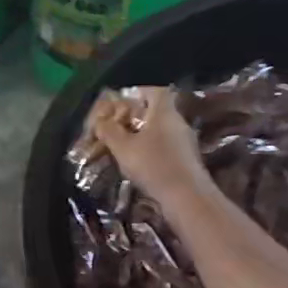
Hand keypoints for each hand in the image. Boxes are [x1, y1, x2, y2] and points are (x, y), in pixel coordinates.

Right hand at [88, 86, 211, 207]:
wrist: (186, 196)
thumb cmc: (153, 165)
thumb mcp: (122, 147)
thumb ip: (109, 130)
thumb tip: (100, 121)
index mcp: (164, 112)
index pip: (154, 91)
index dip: (137, 93)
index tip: (120, 104)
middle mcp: (178, 122)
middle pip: (156, 112)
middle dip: (135, 118)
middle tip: (116, 129)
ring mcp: (185, 142)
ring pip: (161, 131)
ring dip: (143, 137)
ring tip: (124, 149)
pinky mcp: (187, 160)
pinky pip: (166, 147)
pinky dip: (152, 151)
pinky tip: (140, 165)